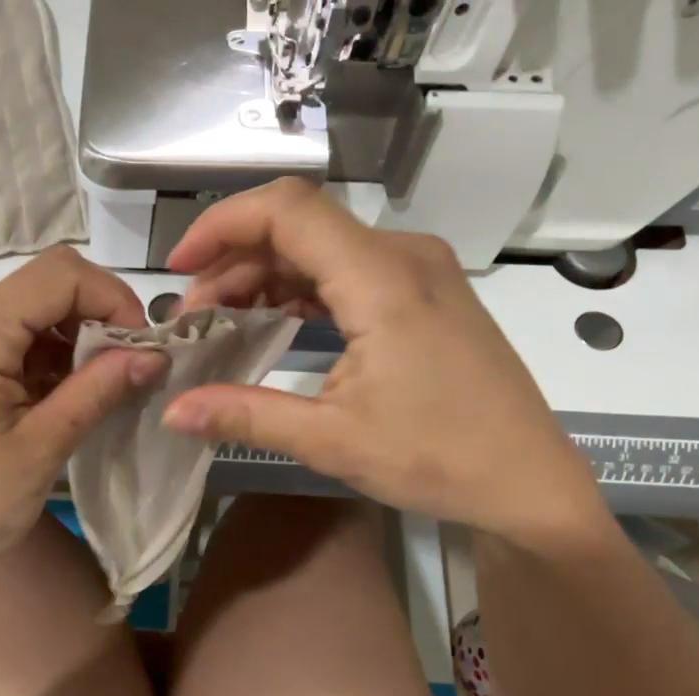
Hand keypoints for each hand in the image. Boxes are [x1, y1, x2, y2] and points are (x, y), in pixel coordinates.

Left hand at [0, 247, 167, 595]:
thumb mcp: (42, 446)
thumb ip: (97, 390)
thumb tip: (155, 353)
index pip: (55, 276)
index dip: (110, 296)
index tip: (145, 342)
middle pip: (43, 291)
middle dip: (96, 319)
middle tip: (133, 367)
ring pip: (32, 320)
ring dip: (76, 345)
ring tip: (108, 389)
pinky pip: (14, 350)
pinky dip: (51, 365)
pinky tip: (76, 399)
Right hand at [160, 178, 607, 544]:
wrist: (526, 481)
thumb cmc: (436, 457)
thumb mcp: (331, 440)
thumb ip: (245, 415)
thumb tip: (172, 412)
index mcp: (383, 278)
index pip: (287, 211)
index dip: (221, 227)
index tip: (177, 270)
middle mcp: (404, 256)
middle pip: (299, 227)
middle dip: (233, 264)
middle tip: (192, 321)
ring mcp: (420, 272)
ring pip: (322, 249)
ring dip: (264, 278)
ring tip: (221, 325)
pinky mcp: (426, 295)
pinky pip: (349, 272)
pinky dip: (300, 290)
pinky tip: (271, 326)